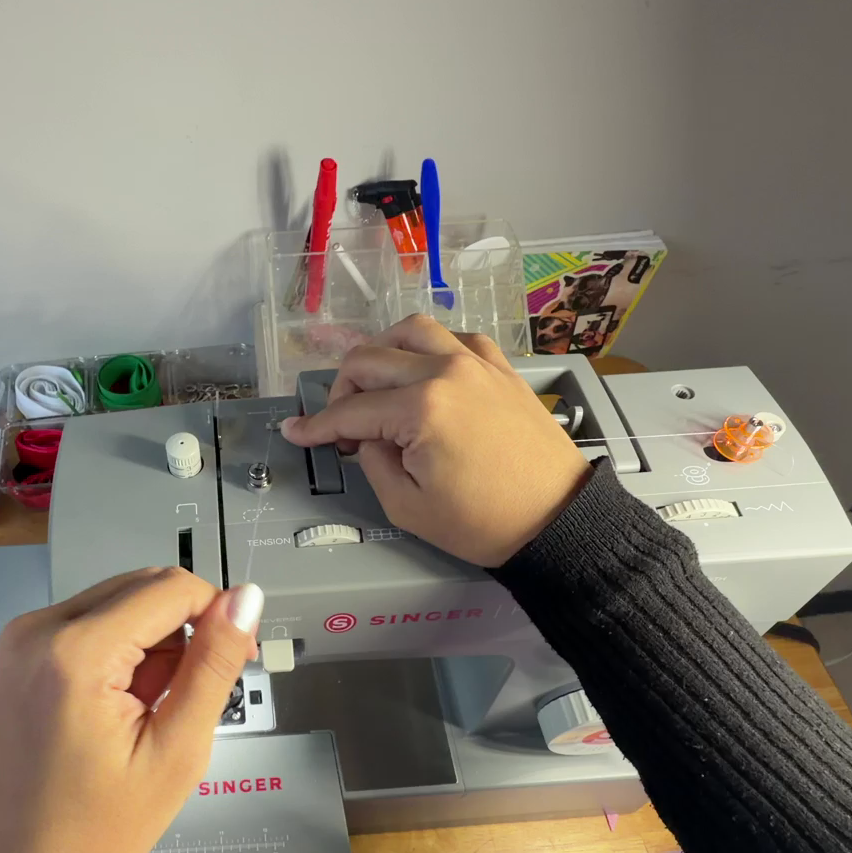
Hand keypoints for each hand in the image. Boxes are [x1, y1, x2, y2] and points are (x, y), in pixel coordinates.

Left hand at [0, 569, 262, 852]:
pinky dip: (119, 650)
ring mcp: (21, 638)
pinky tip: (120, 705)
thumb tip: (247, 597)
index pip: (171, 587)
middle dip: (183, 628)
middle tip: (193, 697)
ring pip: (118, 602)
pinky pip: (88, 623)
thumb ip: (213, 664)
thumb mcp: (175, 753)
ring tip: (150, 712)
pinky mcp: (16, 653)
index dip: (216, 614)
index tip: (233, 663)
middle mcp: (39, 627)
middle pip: (142, 587)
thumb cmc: (95, 833)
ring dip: (151, 641)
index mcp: (76, 650)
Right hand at [281, 315, 591, 566]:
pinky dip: (425, 349)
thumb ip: (372, 461)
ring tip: (372, 385)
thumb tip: (365, 436)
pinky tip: (420, 374)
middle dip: (341, 391)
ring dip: (379, 353)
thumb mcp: (406, 506)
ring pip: (409, 331)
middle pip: (369, 359)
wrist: (555, 519)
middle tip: (340, 425)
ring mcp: (476, 364)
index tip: (297, 431)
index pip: (349, 410)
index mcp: (421, 409)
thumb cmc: (485, 522)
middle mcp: (446, 372)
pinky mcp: (499, 368)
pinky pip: (452, 338)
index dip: (316, 425)